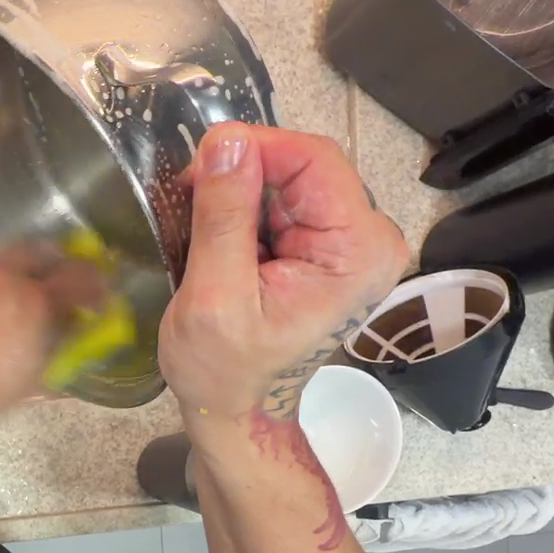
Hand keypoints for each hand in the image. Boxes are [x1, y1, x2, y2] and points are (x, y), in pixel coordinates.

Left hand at [0, 244, 105, 424]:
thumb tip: (75, 347)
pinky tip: (13, 286)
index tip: (102, 299)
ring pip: (24, 251)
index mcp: (38, 305)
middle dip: (72, 266)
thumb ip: (58, 359)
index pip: (81, 282)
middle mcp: (15, 281)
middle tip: (77, 281)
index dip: (98, 288)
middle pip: (54, 256)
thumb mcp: (28, 383)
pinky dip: (14, 267)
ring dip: (43, 260)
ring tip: (47, 277)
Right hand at [158, 123, 407, 433]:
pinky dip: (241, 219)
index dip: (254, 149)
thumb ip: (223, 217)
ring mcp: (346, 246)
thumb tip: (224, 140)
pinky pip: (281, 211)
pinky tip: (217, 248)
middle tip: (187, 207)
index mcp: (356, 250)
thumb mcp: (214, 297)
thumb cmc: (223, 371)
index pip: (314, 159)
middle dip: (241, 180)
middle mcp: (366, 239)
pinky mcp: (323, 253)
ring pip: (286, 187)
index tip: (196, 166)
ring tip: (198, 237)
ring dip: (236, 201)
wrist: (236, 412)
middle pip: (302, 170)